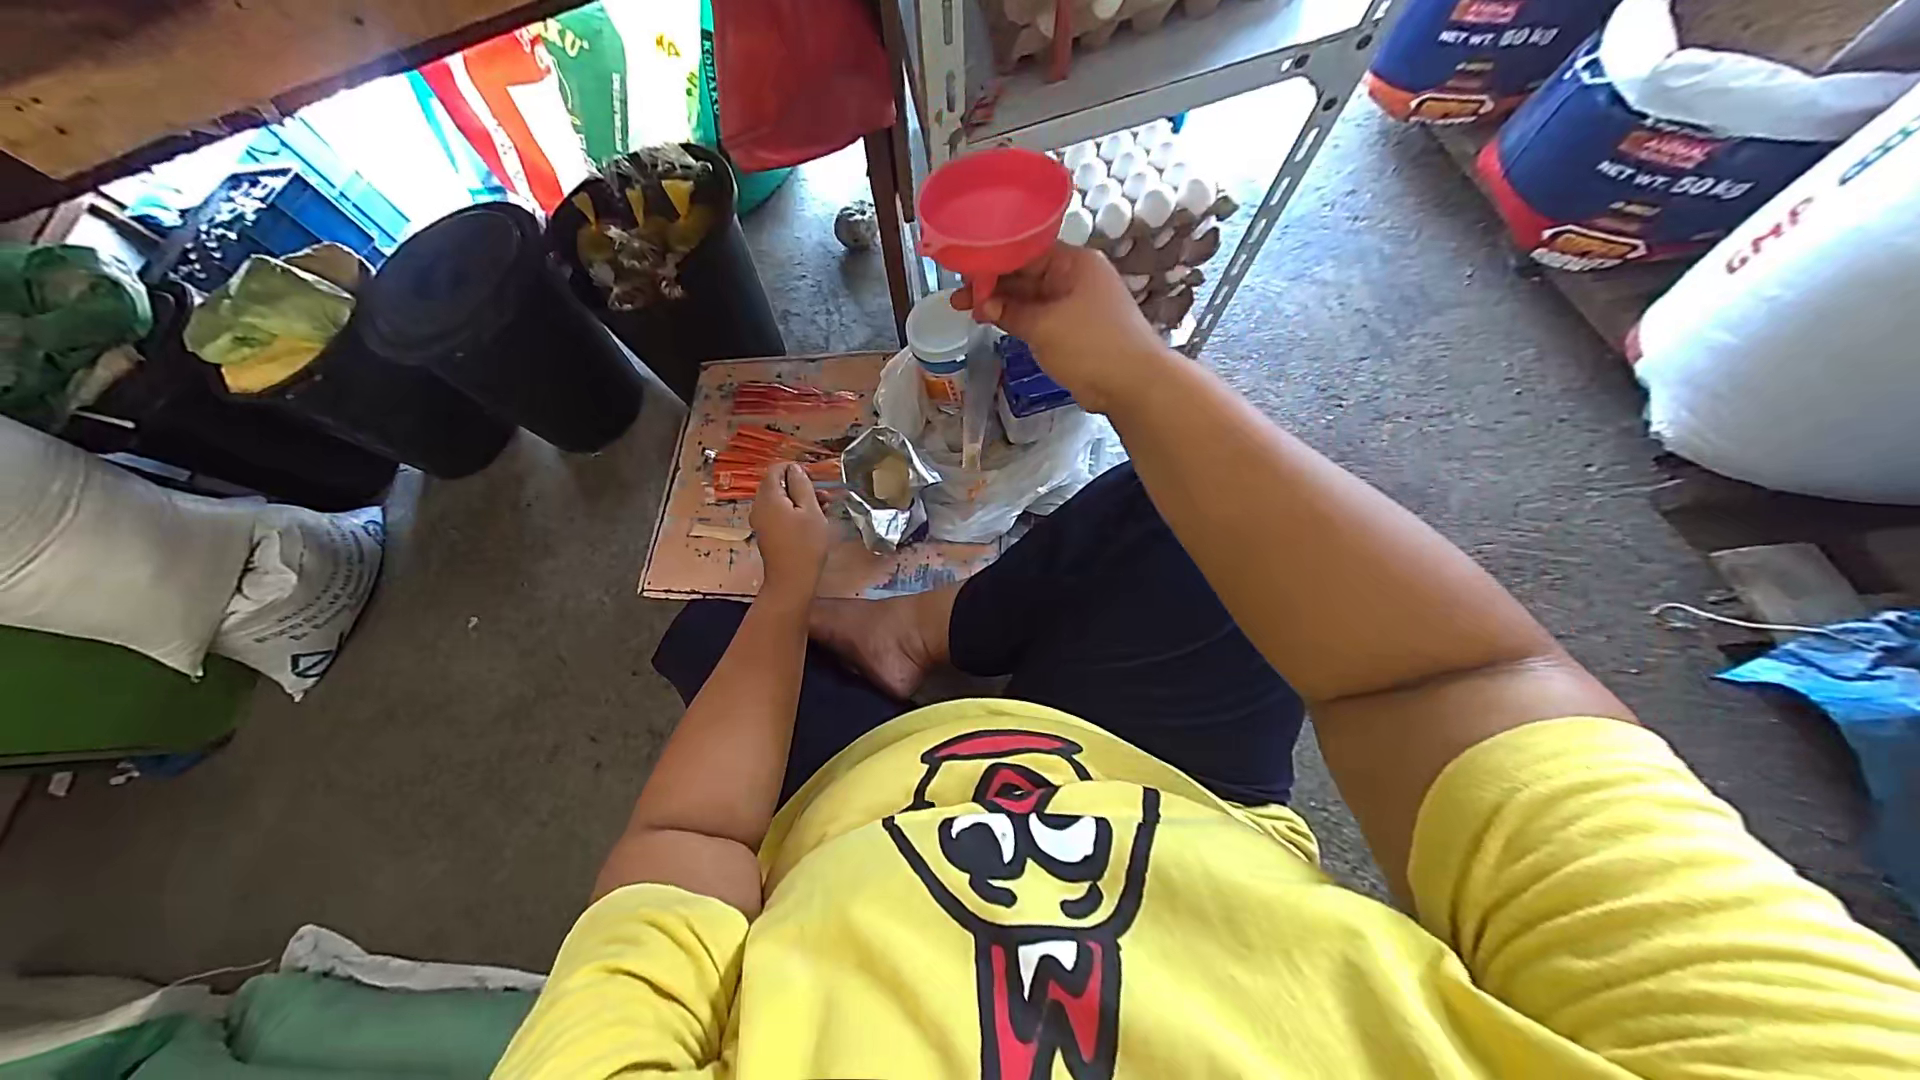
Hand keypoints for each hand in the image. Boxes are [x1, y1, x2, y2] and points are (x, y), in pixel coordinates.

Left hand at [750, 462, 829, 602]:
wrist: (792, 580)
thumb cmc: (806, 544)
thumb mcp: (810, 510)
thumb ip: (802, 485)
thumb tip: (795, 469)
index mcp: (768, 497)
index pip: (776, 469)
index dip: (795, 469)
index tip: (815, 479)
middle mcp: (759, 506)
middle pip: (777, 485)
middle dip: (800, 486)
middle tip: (824, 496)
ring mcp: (761, 520)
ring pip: (779, 500)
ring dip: (800, 500)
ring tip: (823, 509)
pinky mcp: (766, 533)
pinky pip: (778, 514)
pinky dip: (793, 512)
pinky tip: (811, 521)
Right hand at [953, 243, 1173, 413]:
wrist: (1133, 384)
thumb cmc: (1091, 345)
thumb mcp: (1044, 326)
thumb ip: (1010, 312)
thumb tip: (983, 304)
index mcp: (1074, 263)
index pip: (1025, 251)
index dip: (993, 261)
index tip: (964, 273)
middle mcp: (1074, 277)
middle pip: (1026, 274)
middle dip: (993, 285)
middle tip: (959, 297)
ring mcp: (1075, 303)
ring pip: (1031, 297)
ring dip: (1002, 304)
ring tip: (967, 310)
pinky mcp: (1073, 328)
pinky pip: (1039, 317)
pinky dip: (1017, 319)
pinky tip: (993, 322)